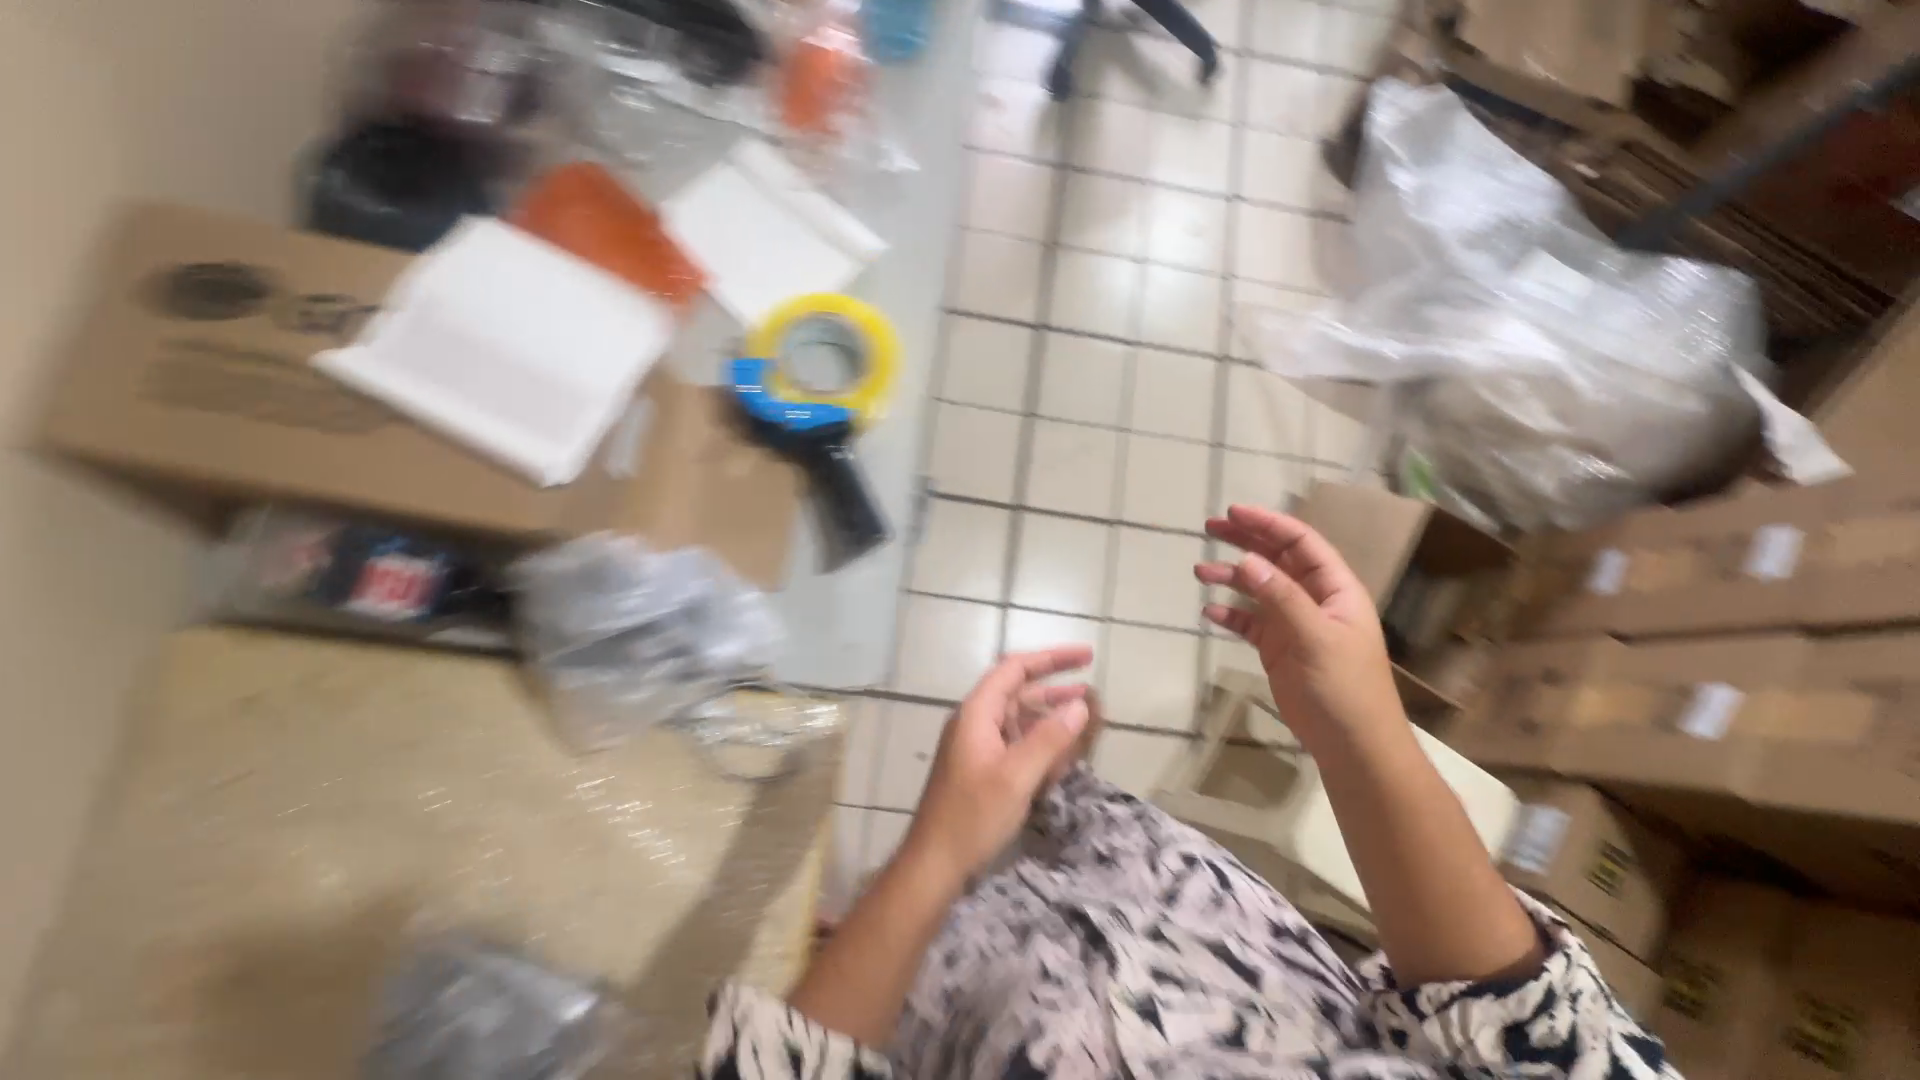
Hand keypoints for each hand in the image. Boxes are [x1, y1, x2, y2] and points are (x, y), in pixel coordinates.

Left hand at [901, 647, 1093, 882]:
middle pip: (1018, 691)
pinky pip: (1015, 744)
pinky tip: (1063, 755)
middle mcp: (975, 723)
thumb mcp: (1017, 777)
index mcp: (977, 713)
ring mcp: (977, 747)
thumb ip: (1049, 738)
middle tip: (1093, 685)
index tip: (1086, 656)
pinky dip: (1040, 744)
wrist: (934, 863)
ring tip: (1086, 718)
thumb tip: (1080, 704)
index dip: (1051, 658)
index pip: (1015, 668)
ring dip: (1050, 717)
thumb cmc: (972, 817)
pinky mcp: (982, 769)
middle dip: (1055, 687)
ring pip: (1019, 720)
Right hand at [1193, 504, 1402, 745]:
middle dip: (1245, 542)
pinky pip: (1250, 623)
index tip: (1233, 512)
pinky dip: (1230, 615)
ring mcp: (1295, 625)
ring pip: (1259, 590)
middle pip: (1277, 560)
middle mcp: (1314, 600)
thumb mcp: (1315, 637)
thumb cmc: (1344, 687)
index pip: (1301, 544)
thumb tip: (1247, 559)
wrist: (1352, 744)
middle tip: (1209, 528)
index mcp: (1335, 589)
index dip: (1269, 524)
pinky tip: (1209, 612)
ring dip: (1231, 578)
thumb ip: (1281, 597)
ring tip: (1199, 572)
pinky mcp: (1278, 650)